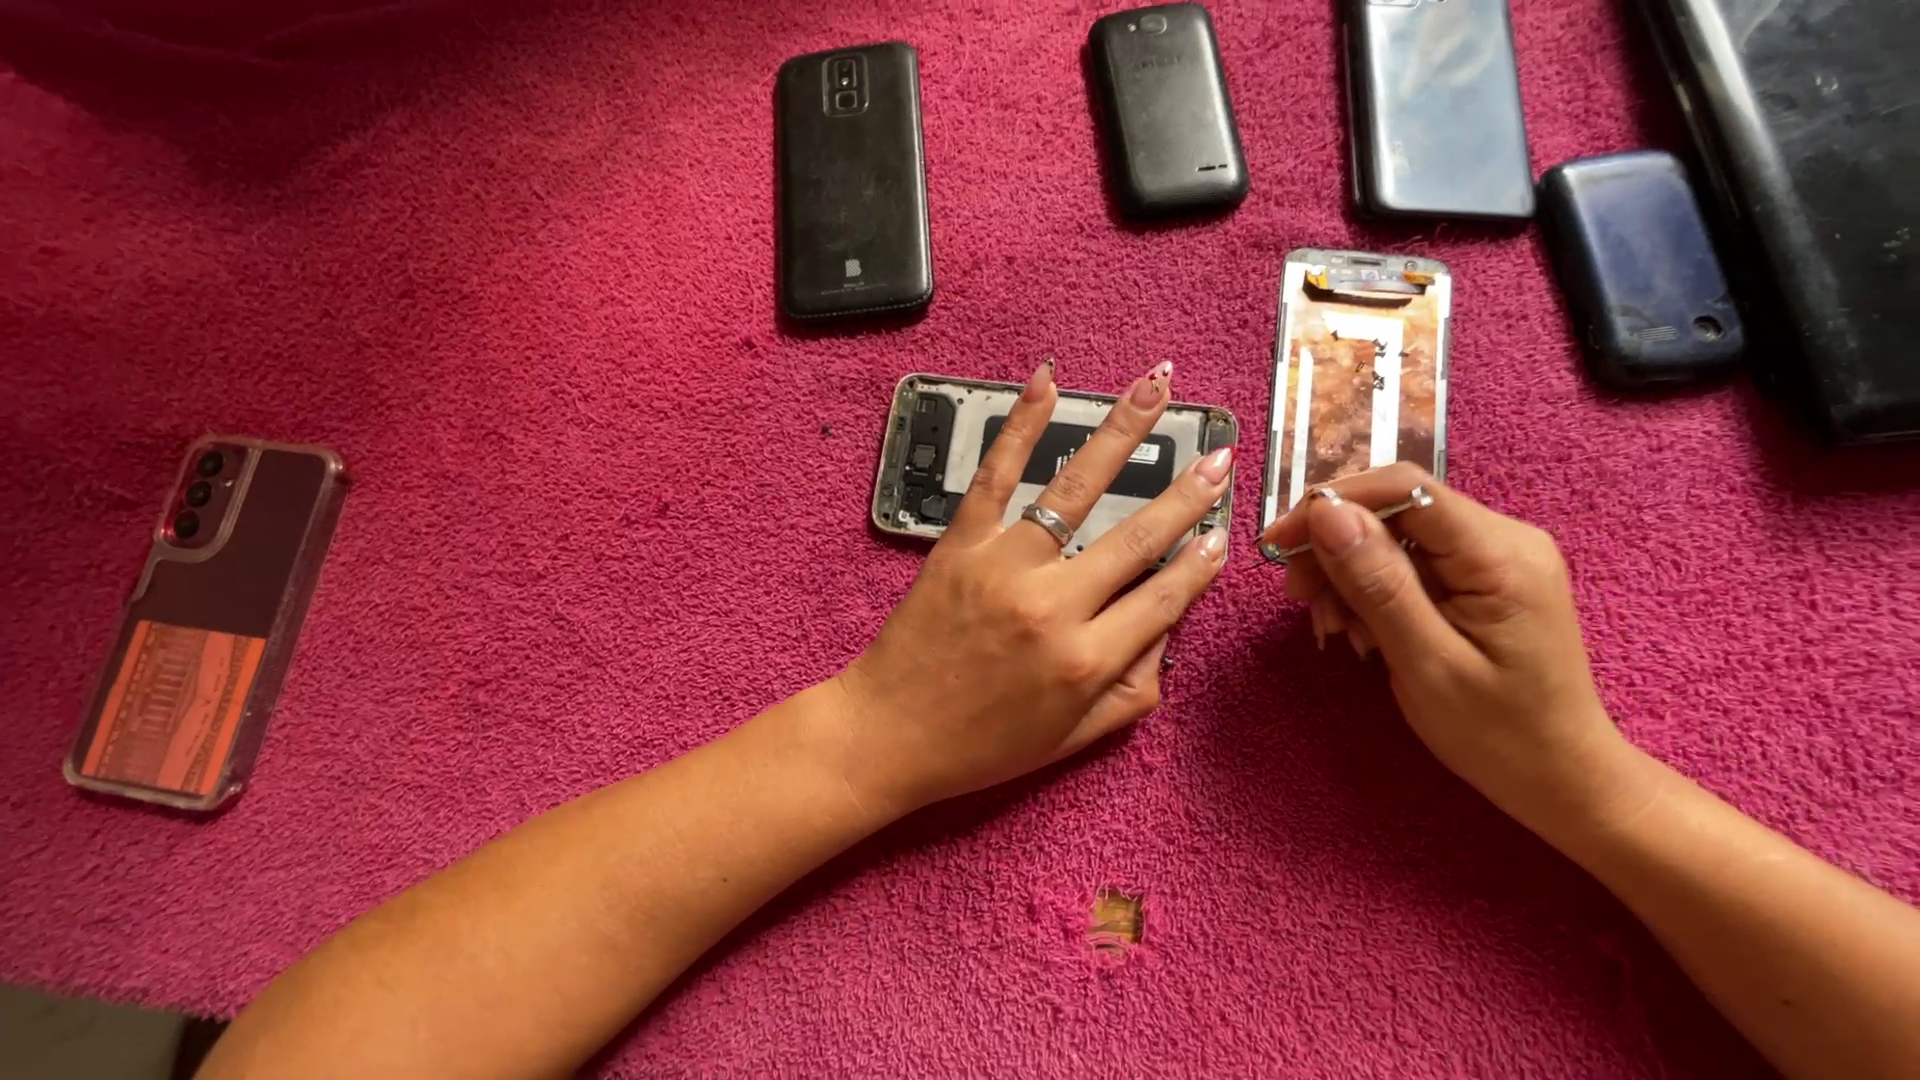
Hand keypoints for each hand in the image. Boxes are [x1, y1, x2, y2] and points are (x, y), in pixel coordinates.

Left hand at [832, 360, 1233, 814]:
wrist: (889, 734)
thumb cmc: (981, 745)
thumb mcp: (1072, 740)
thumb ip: (1133, 692)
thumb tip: (1167, 632)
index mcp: (1087, 660)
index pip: (1165, 598)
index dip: (1201, 564)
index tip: (1224, 533)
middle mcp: (1053, 606)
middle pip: (1137, 538)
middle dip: (1187, 494)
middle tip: (1221, 456)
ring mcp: (1004, 567)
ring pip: (1074, 490)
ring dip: (1123, 433)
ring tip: (1158, 387)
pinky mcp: (961, 545)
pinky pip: (995, 475)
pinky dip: (1021, 425)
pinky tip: (1048, 383)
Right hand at [1259, 464, 1644, 829]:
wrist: (1559, 779)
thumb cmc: (1497, 733)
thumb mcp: (1427, 662)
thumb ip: (1379, 583)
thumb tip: (1326, 513)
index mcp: (1500, 554)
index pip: (1404, 490)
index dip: (1331, 503)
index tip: (1277, 543)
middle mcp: (1501, 538)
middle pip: (1394, 509)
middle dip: (1333, 545)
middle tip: (1296, 596)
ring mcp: (1490, 557)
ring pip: (1392, 536)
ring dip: (1345, 573)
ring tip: (1327, 624)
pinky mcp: (1476, 578)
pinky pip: (1407, 563)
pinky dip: (1368, 590)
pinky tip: (1355, 626)